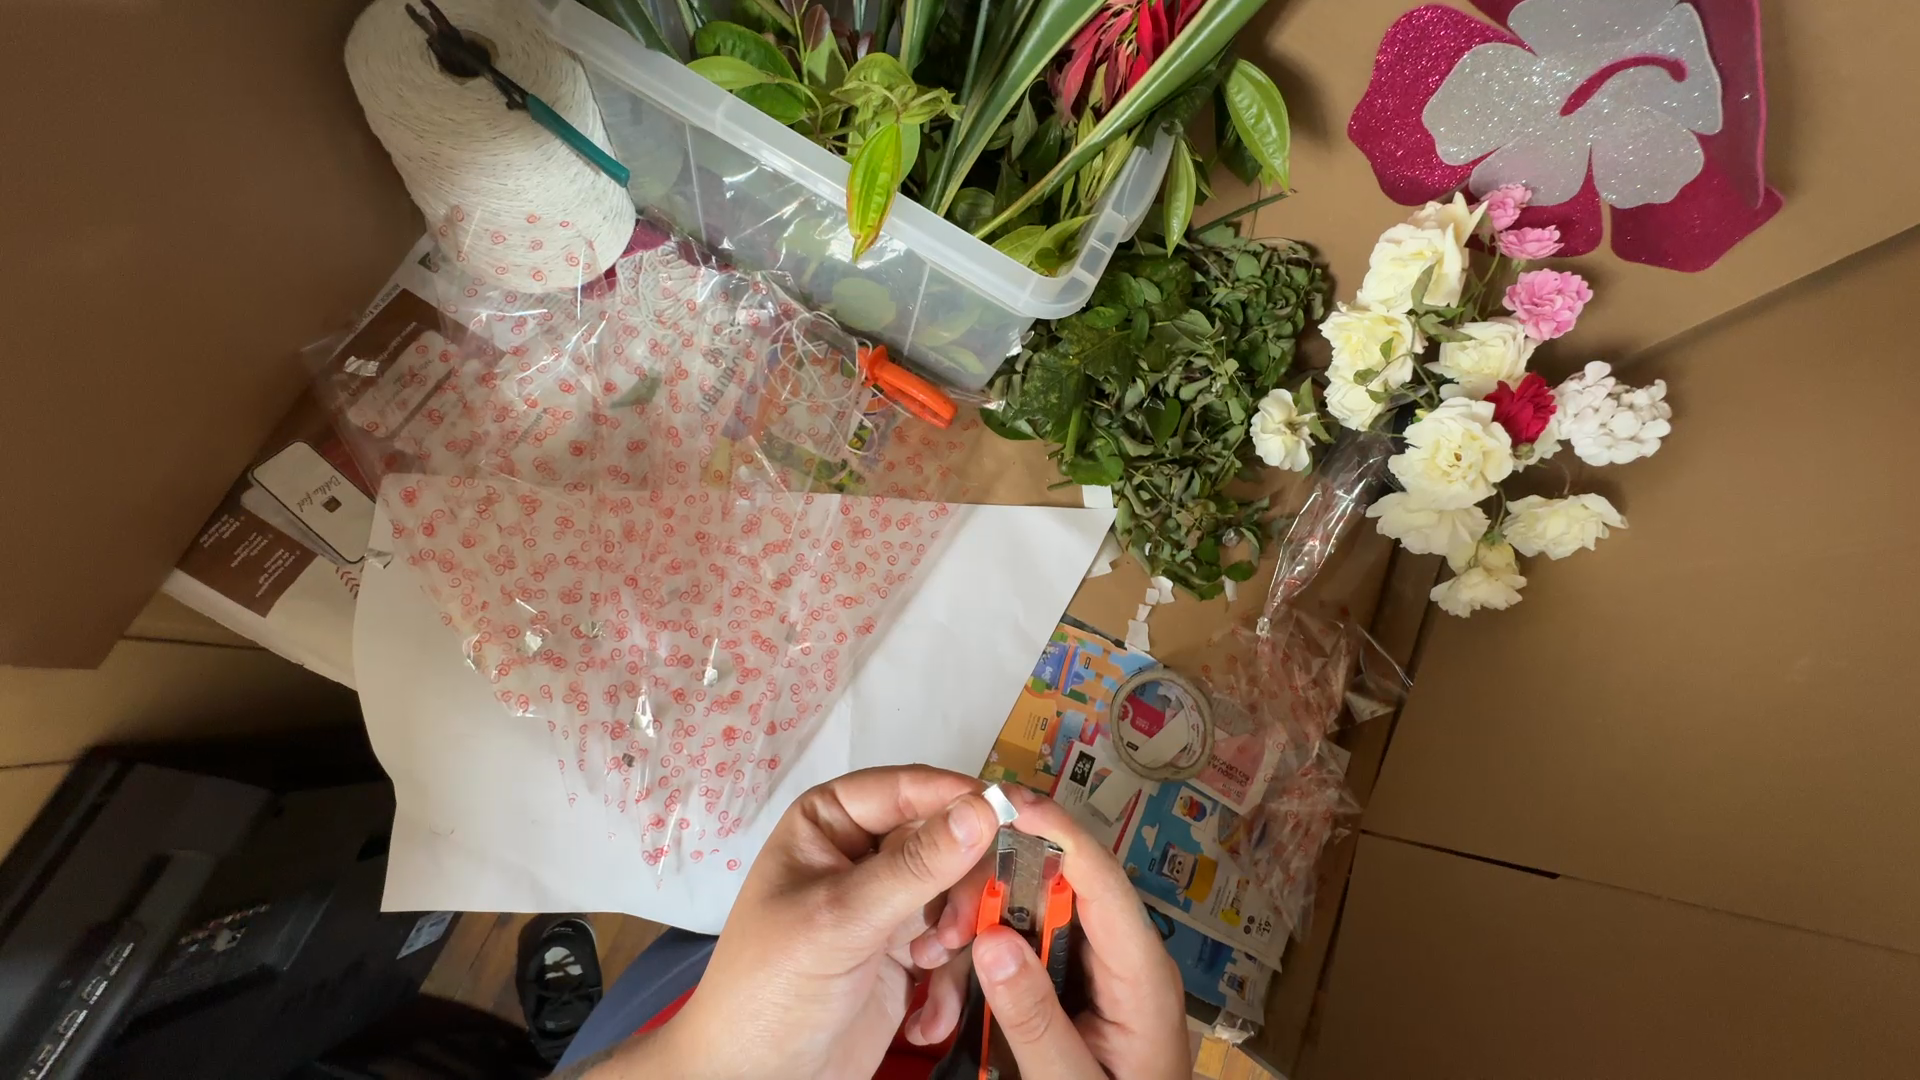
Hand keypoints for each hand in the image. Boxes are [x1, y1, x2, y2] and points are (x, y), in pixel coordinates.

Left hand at [600, 766, 998, 1079]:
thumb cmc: (773, 987)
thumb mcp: (841, 921)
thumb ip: (916, 866)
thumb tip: (984, 807)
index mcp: (833, 818)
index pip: (909, 787)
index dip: (961, 796)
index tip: (1016, 813)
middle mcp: (865, 848)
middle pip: (944, 835)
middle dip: (960, 881)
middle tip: (964, 925)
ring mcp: (889, 898)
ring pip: (958, 885)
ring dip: (958, 928)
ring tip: (933, 964)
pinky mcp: (908, 947)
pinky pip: (955, 937)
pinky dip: (952, 971)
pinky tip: (929, 1008)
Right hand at [965, 784, 1189, 1079]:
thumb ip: (1036, 1021)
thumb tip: (992, 941)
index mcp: (1141, 972)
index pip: (1102, 880)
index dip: (1058, 832)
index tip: (1010, 802)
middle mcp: (1117, 953)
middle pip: (1050, 891)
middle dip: (989, 898)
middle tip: (941, 930)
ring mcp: (1087, 966)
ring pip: (1021, 921)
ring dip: (971, 945)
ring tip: (932, 989)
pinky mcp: (1060, 982)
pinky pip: (1013, 954)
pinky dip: (973, 973)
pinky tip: (941, 1009)